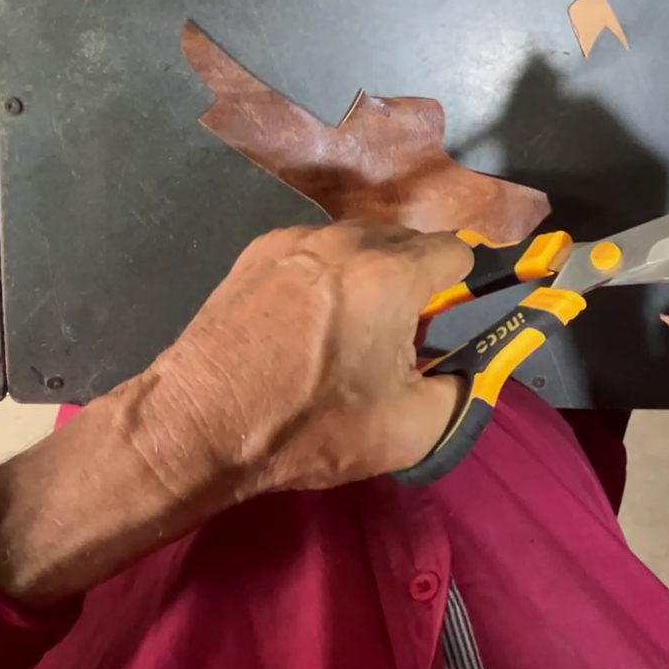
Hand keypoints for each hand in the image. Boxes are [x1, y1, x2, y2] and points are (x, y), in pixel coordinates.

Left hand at [138, 221, 472, 495]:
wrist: (199, 426)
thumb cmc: (309, 427)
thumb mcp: (409, 429)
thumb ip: (463, 390)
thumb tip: (469, 368)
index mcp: (392, 275)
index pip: (456, 250)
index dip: (459, 286)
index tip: (443, 319)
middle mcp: (348, 240)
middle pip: (408, 242)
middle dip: (415, 280)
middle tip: (393, 333)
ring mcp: (298, 238)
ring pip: (361, 242)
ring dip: (370, 273)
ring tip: (344, 326)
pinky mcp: (260, 248)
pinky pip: (316, 249)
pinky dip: (326, 273)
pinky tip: (301, 318)